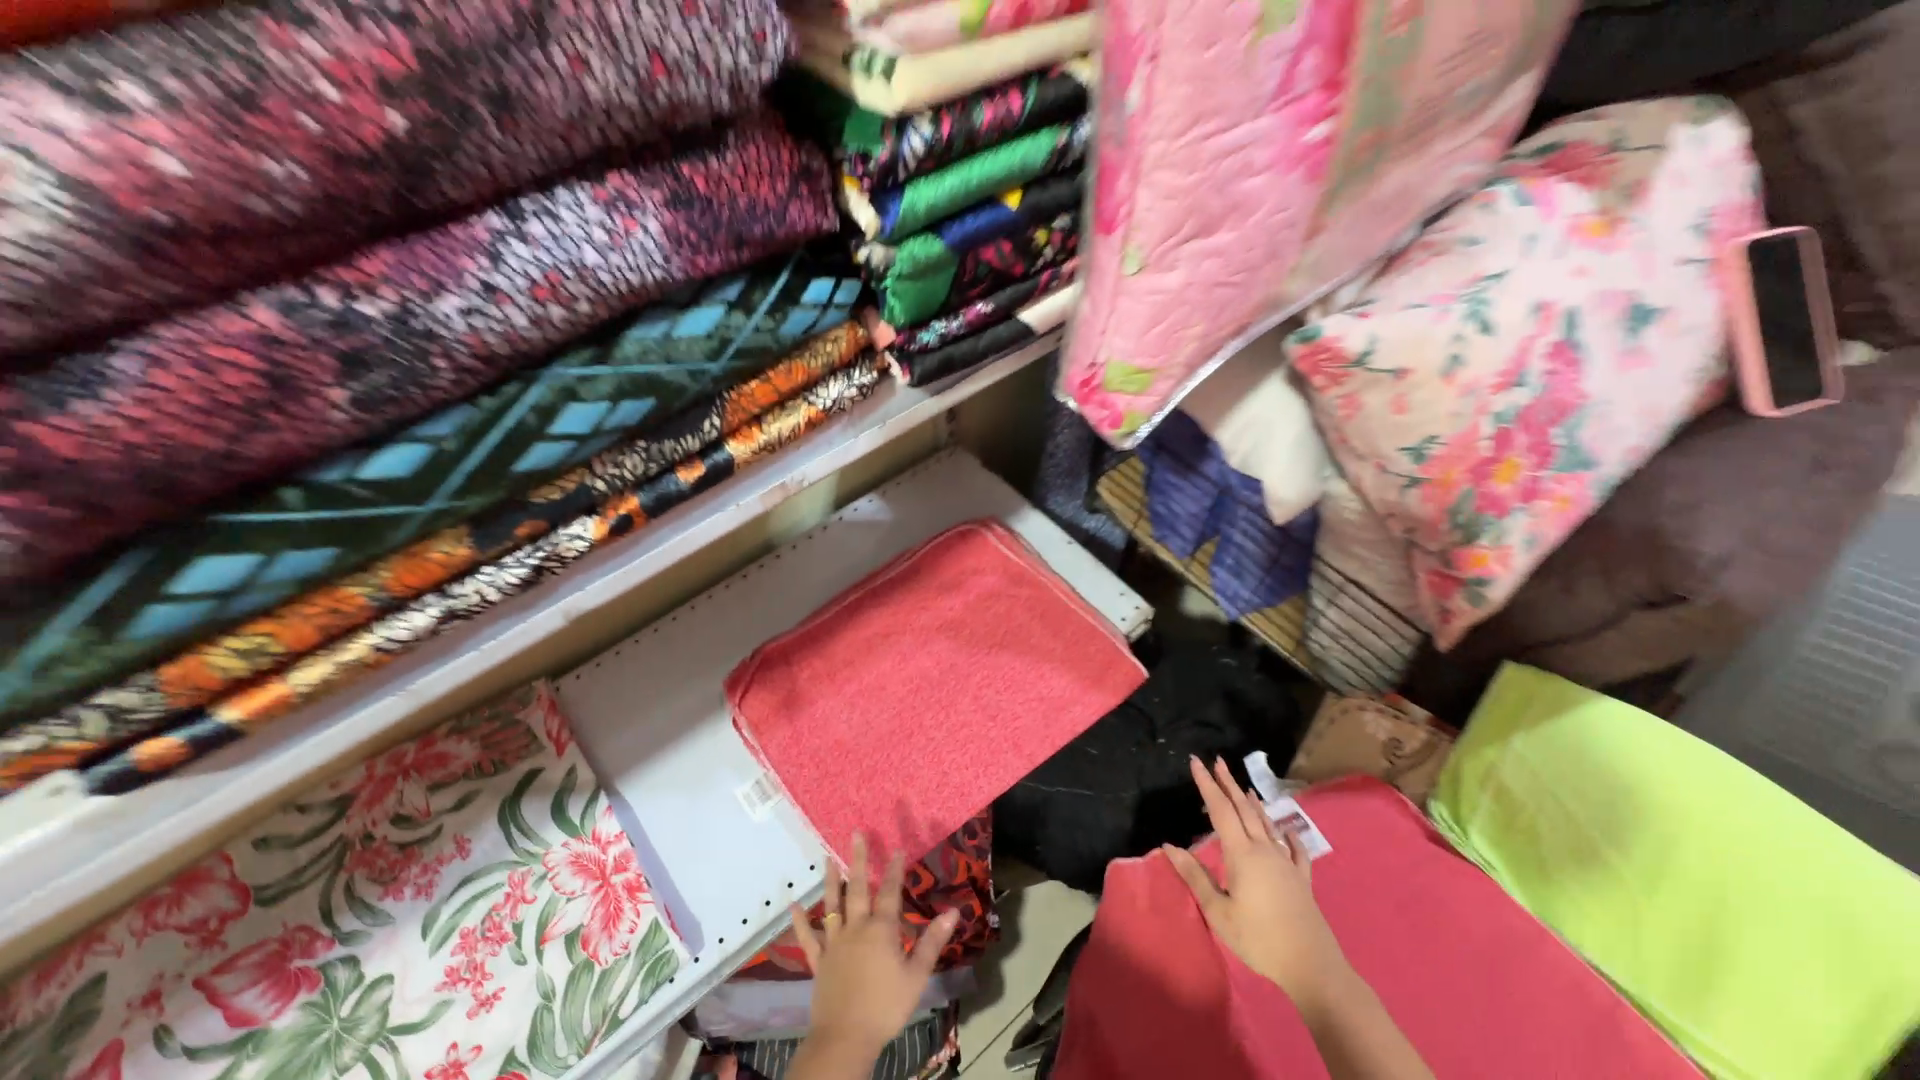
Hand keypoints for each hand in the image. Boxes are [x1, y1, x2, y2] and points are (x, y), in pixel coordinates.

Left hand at [791, 833, 959, 1065]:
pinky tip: (794, 905)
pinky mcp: (818, 961)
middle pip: (858, 889)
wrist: (846, 1036)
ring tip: (828, 857)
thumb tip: (952, 912)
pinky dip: (800, 921)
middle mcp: (856, 929)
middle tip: (855, 834)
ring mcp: (834, 944)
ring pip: (831, 905)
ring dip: (831, 880)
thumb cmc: (886, 1006)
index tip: (896, 848)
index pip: (890, 893)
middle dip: (859, 860)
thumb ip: (932, 941)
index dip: (895, 870)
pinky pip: (808, 937)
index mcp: (882, 931)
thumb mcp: (917, 976)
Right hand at [1162, 756, 1350, 1017]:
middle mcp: (1265, 850)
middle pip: (1244, 810)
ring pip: (1267, 824)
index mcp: (1242, 854)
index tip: (1196, 762)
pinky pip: (1293, 848)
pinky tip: (1286, 831)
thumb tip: (1169, 846)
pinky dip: (1286, 834)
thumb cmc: (1258, 938)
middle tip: (1218, 762)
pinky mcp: (1301, 879)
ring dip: (1253, 804)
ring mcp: (1286, 863)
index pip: (1220, 810)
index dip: (1207, 785)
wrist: (1310, 964)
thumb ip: (1195, 876)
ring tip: (1245, 789)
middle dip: (1229, 785)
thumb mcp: (1218, 911)